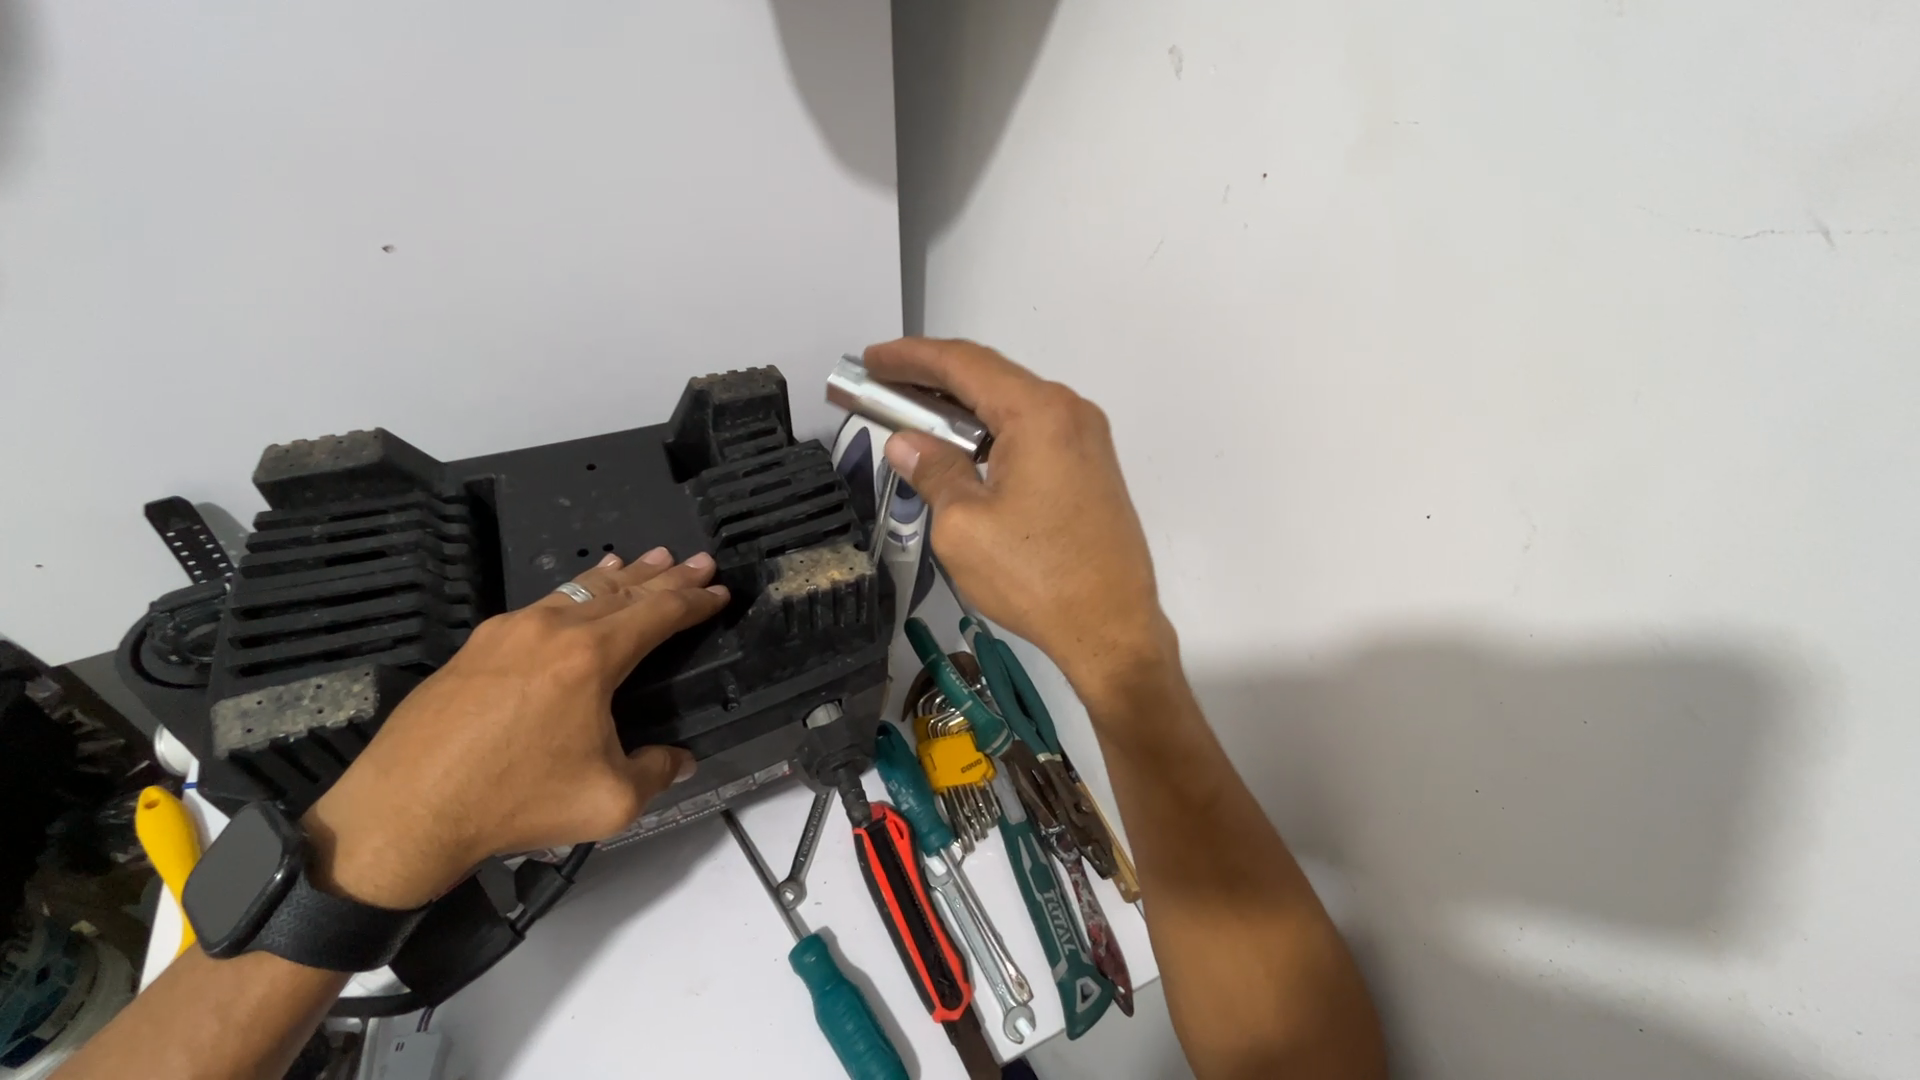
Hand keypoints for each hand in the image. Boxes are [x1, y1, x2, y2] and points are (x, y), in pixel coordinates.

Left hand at [302, 548, 728, 908]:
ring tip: (651, 558)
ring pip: (581, 589)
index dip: (695, 601)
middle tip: (699, 560)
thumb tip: (681, 761)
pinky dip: (577, 590)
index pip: (659, 614)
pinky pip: (544, 603)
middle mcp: (553, 628)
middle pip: (625, 590)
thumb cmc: (515, 803)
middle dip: (668, 576)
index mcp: (592, 657)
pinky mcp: (477, 645)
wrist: (403, 812)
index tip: (720, 590)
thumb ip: (657, 772)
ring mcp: (509, 630)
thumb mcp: (610, 801)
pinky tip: (580, 590)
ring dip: (623, 574)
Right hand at [864, 337, 1174, 697]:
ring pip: (1012, 407)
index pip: (964, 364)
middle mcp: (1070, 412)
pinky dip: (991, 434)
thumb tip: (907, 443)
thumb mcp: (964, 526)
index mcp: (1039, 413)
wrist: (1112, 628)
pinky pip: (1032, 433)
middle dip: (932, 381)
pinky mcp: (1091, 468)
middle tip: (882, 387)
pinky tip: (962, 452)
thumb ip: (933, 472)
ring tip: (913, 419)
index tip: (871, 360)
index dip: (911, 357)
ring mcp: (1087, 440)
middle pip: (991, 378)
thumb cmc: (1036, 578)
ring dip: (961, 411)